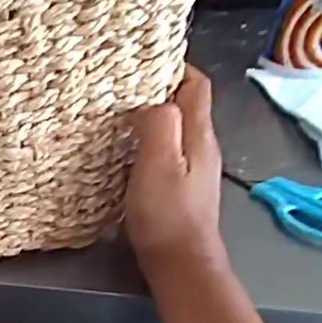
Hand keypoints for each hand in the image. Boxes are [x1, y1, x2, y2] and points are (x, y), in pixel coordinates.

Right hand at [124, 65, 226, 275]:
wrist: (180, 261)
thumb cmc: (167, 214)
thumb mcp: (158, 163)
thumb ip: (157, 125)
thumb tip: (149, 102)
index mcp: (198, 135)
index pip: (196, 85)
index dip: (175, 67)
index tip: (144, 61)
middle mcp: (202, 147)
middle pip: (186, 105)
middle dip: (159, 90)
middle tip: (123, 88)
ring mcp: (194, 169)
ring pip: (176, 129)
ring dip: (152, 117)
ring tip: (120, 116)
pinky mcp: (182, 188)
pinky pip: (168, 152)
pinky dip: (149, 142)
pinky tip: (127, 152)